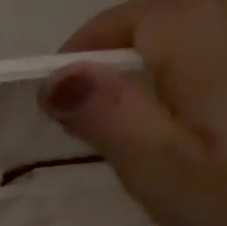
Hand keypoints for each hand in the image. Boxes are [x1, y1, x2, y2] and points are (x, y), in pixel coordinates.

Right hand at [45, 0, 226, 225]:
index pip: (129, 19)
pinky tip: (206, 129)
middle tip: (102, 124)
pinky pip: (220, 63)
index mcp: (204, 45)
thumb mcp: (158, 166)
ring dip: (165, 73)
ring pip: (202, 40)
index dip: (83, 52)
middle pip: (170, 22)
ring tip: (155, 128)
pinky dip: (201, 84)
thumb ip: (107, 115)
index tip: (57, 101)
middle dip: (126, 62)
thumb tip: (57, 78)